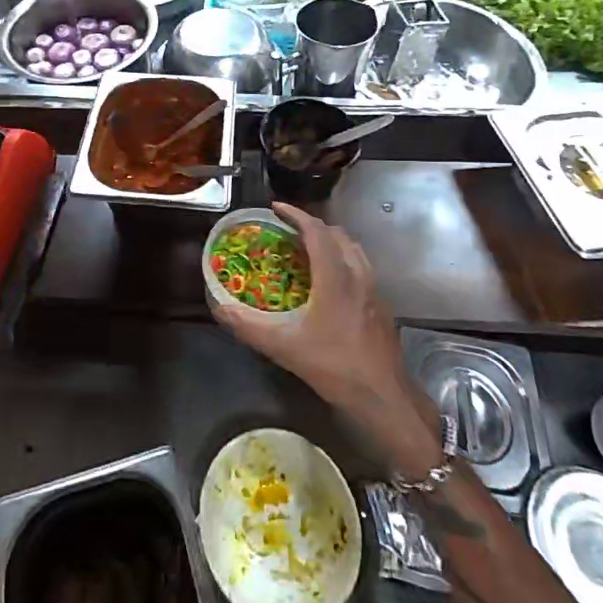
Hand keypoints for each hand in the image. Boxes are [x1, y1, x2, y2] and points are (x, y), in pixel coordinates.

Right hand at [212, 204, 438, 473]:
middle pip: (337, 234)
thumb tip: (220, 309)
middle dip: (312, 225)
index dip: (296, 215)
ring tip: (308, 250)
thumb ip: (249, 327)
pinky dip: (343, 259)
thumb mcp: (284, 348)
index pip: (316, 231)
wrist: (382, 394)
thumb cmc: (334, 366)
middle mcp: (358, 275)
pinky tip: (330, 282)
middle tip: (287, 230)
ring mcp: (374, 289)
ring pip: (353, 249)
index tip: (276, 208)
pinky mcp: (380, 304)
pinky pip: (361, 266)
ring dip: (330, 240)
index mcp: (335, 277)